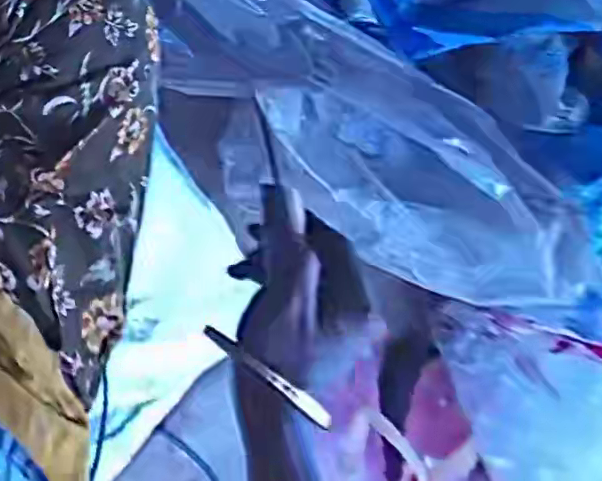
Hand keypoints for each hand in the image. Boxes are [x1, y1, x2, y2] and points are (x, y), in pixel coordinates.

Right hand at [234, 184, 369, 396]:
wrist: (271, 406)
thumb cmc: (278, 351)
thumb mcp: (283, 295)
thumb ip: (290, 246)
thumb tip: (286, 194)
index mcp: (357, 302)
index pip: (334, 241)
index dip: (300, 218)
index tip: (263, 205)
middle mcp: (358, 308)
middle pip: (322, 253)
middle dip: (283, 239)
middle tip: (248, 235)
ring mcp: (341, 320)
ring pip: (308, 268)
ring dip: (273, 256)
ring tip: (242, 262)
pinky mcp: (321, 326)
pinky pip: (301, 286)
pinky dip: (274, 275)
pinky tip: (248, 278)